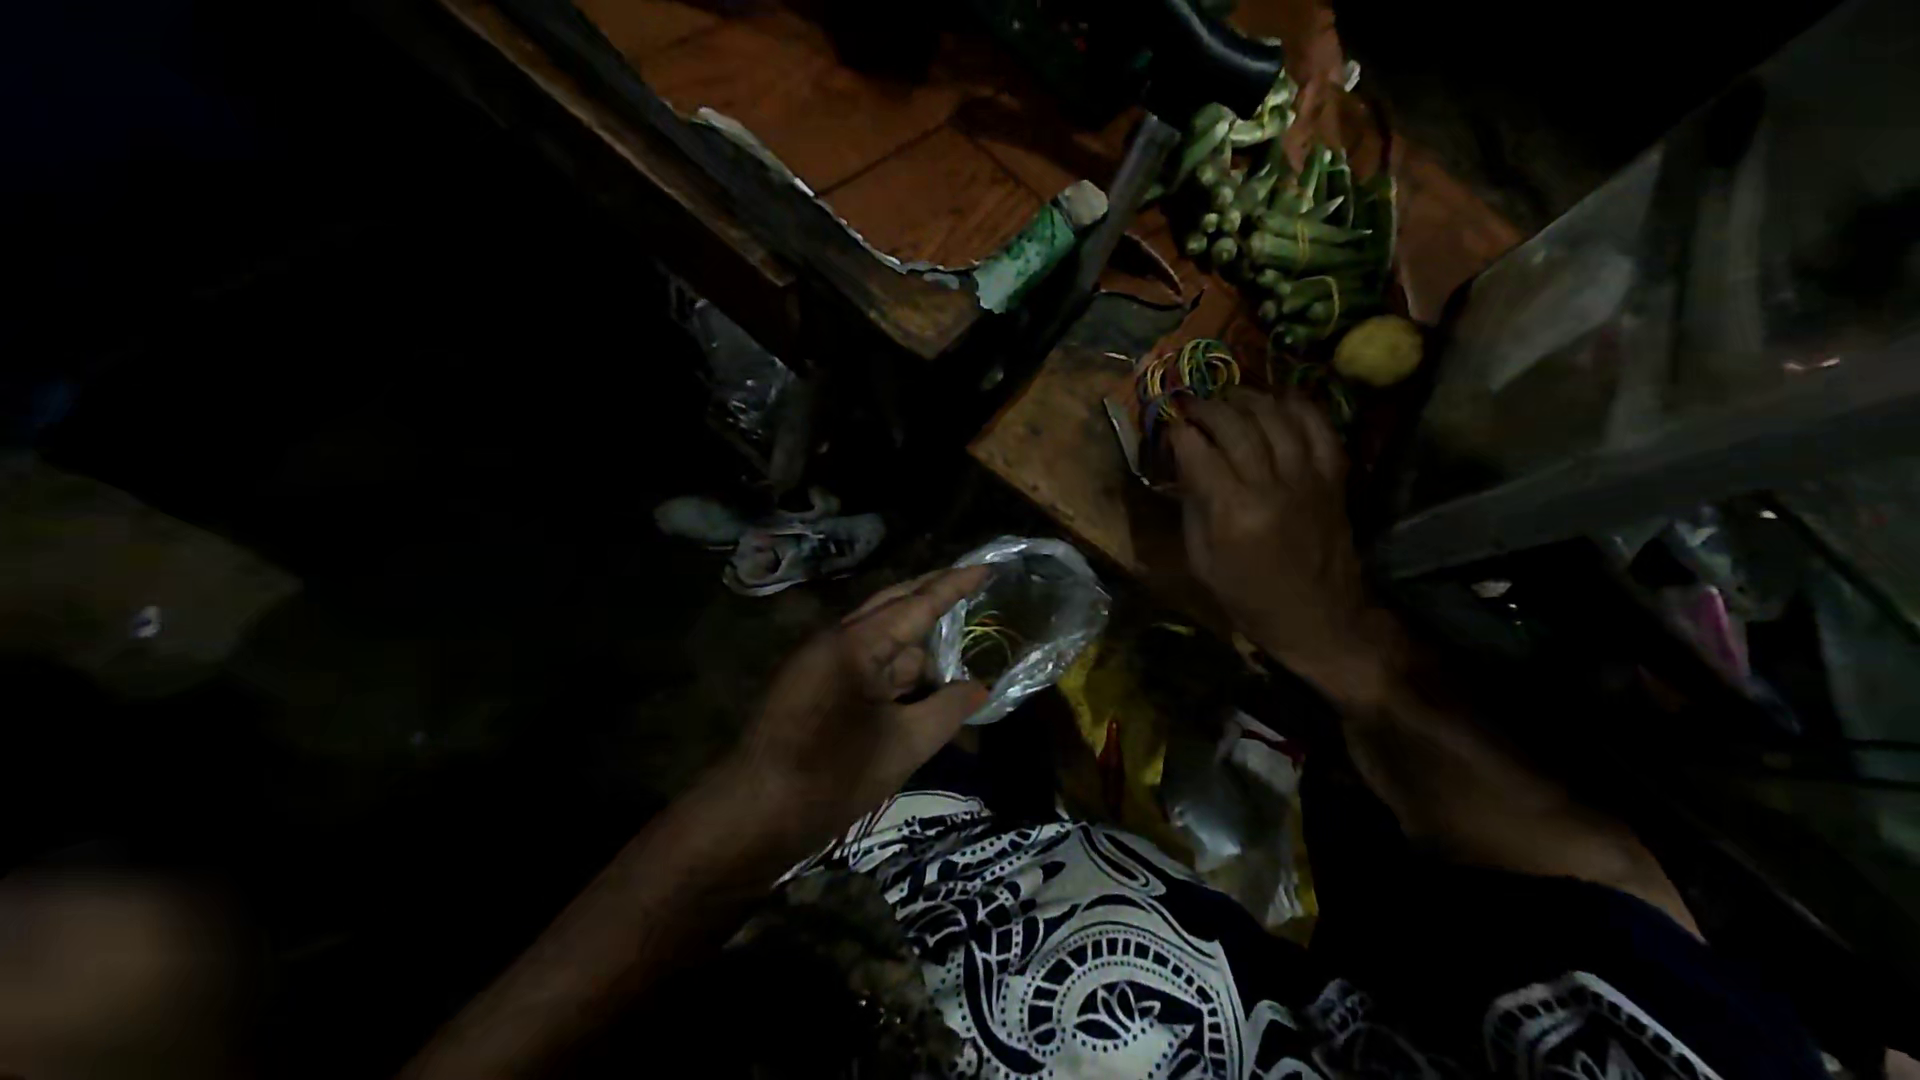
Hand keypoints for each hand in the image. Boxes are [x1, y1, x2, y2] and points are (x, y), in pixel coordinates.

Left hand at [731, 566, 991, 841]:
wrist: (754, 815)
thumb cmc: (831, 778)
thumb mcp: (903, 746)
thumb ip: (948, 710)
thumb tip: (981, 687)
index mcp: (854, 644)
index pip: (916, 603)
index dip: (955, 584)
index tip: (987, 567)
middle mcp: (835, 641)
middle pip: (894, 608)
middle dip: (933, 599)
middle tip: (975, 589)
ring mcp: (822, 663)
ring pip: (881, 643)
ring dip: (917, 649)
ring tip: (960, 651)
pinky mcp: (816, 686)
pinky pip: (866, 667)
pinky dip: (896, 674)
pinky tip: (924, 688)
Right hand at [1170, 391, 1392, 692]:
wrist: (1318, 618)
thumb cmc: (1248, 597)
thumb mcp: (1201, 561)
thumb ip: (1193, 507)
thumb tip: (1184, 463)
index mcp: (1232, 513)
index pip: (1199, 453)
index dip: (1179, 433)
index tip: (1169, 425)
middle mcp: (1270, 487)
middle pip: (1237, 426)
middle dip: (1208, 408)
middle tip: (1192, 405)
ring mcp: (1307, 478)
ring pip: (1276, 418)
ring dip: (1249, 399)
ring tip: (1229, 397)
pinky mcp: (1333, 478)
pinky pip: (1320, 428)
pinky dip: (1299, 407)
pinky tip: (1278, 400)